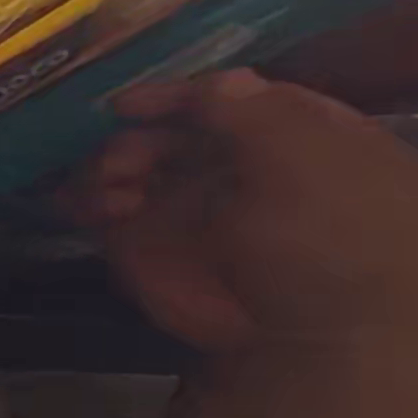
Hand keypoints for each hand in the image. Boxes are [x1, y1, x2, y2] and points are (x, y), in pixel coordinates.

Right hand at [79, 69, 417, 355]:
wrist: (304, 339)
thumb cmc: (335, 244)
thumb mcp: (312, 167)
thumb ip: (261, 117)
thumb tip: (216, 79)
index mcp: (289, 141)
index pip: (228, 100)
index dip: (179, 95)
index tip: (128, 104)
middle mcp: (230, 167)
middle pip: (163, 130)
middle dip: (133, 140)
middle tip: (122, 165)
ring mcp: (179, 204)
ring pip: (120, 163)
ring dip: (103, 169)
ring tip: (111, 196)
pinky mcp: (137, 239)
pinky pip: (93, 204)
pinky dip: (81, 199)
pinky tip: (92, 209)